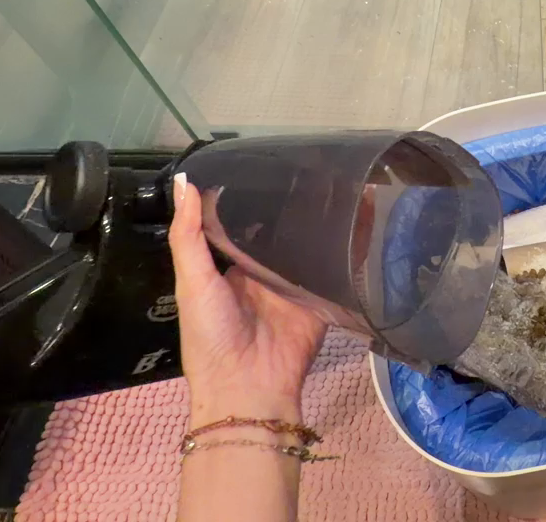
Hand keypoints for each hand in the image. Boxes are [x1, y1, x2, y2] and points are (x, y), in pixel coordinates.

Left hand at [168, 173, 326, 424]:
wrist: (251, 387)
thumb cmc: (212, 335)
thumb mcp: (193, 283)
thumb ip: (188, 236)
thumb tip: (183, 181)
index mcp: (231, 266)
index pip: (242, 221)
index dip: (250, 193)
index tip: (267, 157)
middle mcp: (264, 270)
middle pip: (280, 229)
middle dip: (293, 202)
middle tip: (314, 161)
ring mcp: (295, 281)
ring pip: (309, 241)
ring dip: (322, 218)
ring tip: (342, 177)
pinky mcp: (321, 293)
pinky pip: (334, 264)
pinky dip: (347, 243)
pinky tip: (362, 213)